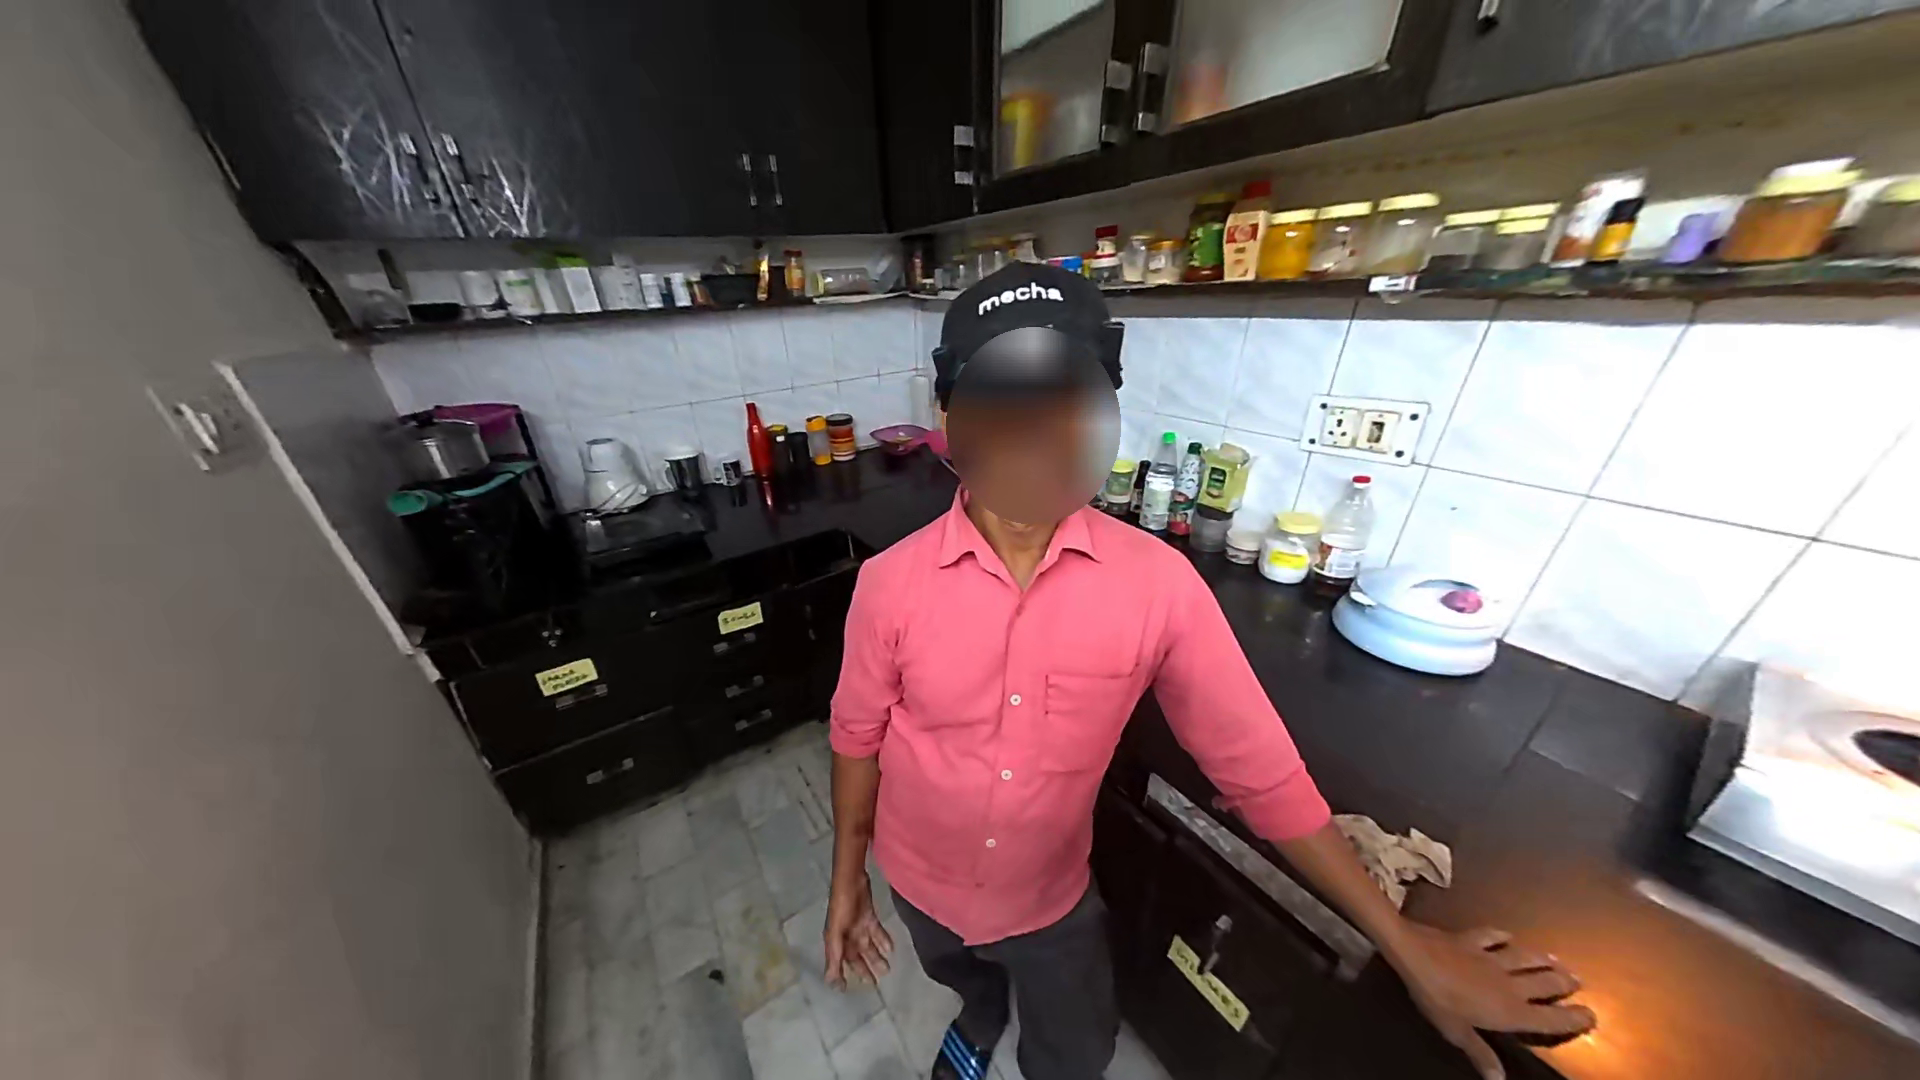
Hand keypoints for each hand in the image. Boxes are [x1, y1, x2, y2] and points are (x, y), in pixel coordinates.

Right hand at [823, 872, 893, 989]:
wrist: (851, 880)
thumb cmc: (841, 906)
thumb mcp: (835, 933)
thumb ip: (834, 957)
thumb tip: (831, 983)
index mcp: (836, 941)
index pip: (839, 963)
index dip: (842, 976)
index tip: (847, 990)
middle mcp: (847, 935)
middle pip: (856, 956)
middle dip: (864, 969)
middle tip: (876, 984)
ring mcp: (858, 925)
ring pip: (868, 946)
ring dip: (876, 957)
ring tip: (887, 969)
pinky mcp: (869, 916)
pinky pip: (876, 932)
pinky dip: (883, 940)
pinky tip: (891, 948)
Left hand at [1392, 923, 1595, 1079]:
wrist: (1412, 952)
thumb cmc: (1436, 996)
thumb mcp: (1457, 1031)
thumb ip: (1480, 1054)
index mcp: (1512, 1011)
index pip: (1552, 1019)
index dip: (1574, 1019)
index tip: (1592, 1016)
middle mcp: (1509, 984)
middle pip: (1545, 983)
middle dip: (1563, 982)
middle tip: (1577, 980)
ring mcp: (1489, 957)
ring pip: (1524, 957)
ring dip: (1541, 958)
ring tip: (1555, 959)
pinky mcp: (1469, 938)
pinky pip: (1490, 935)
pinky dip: (1501, 935)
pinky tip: (1507, 935)